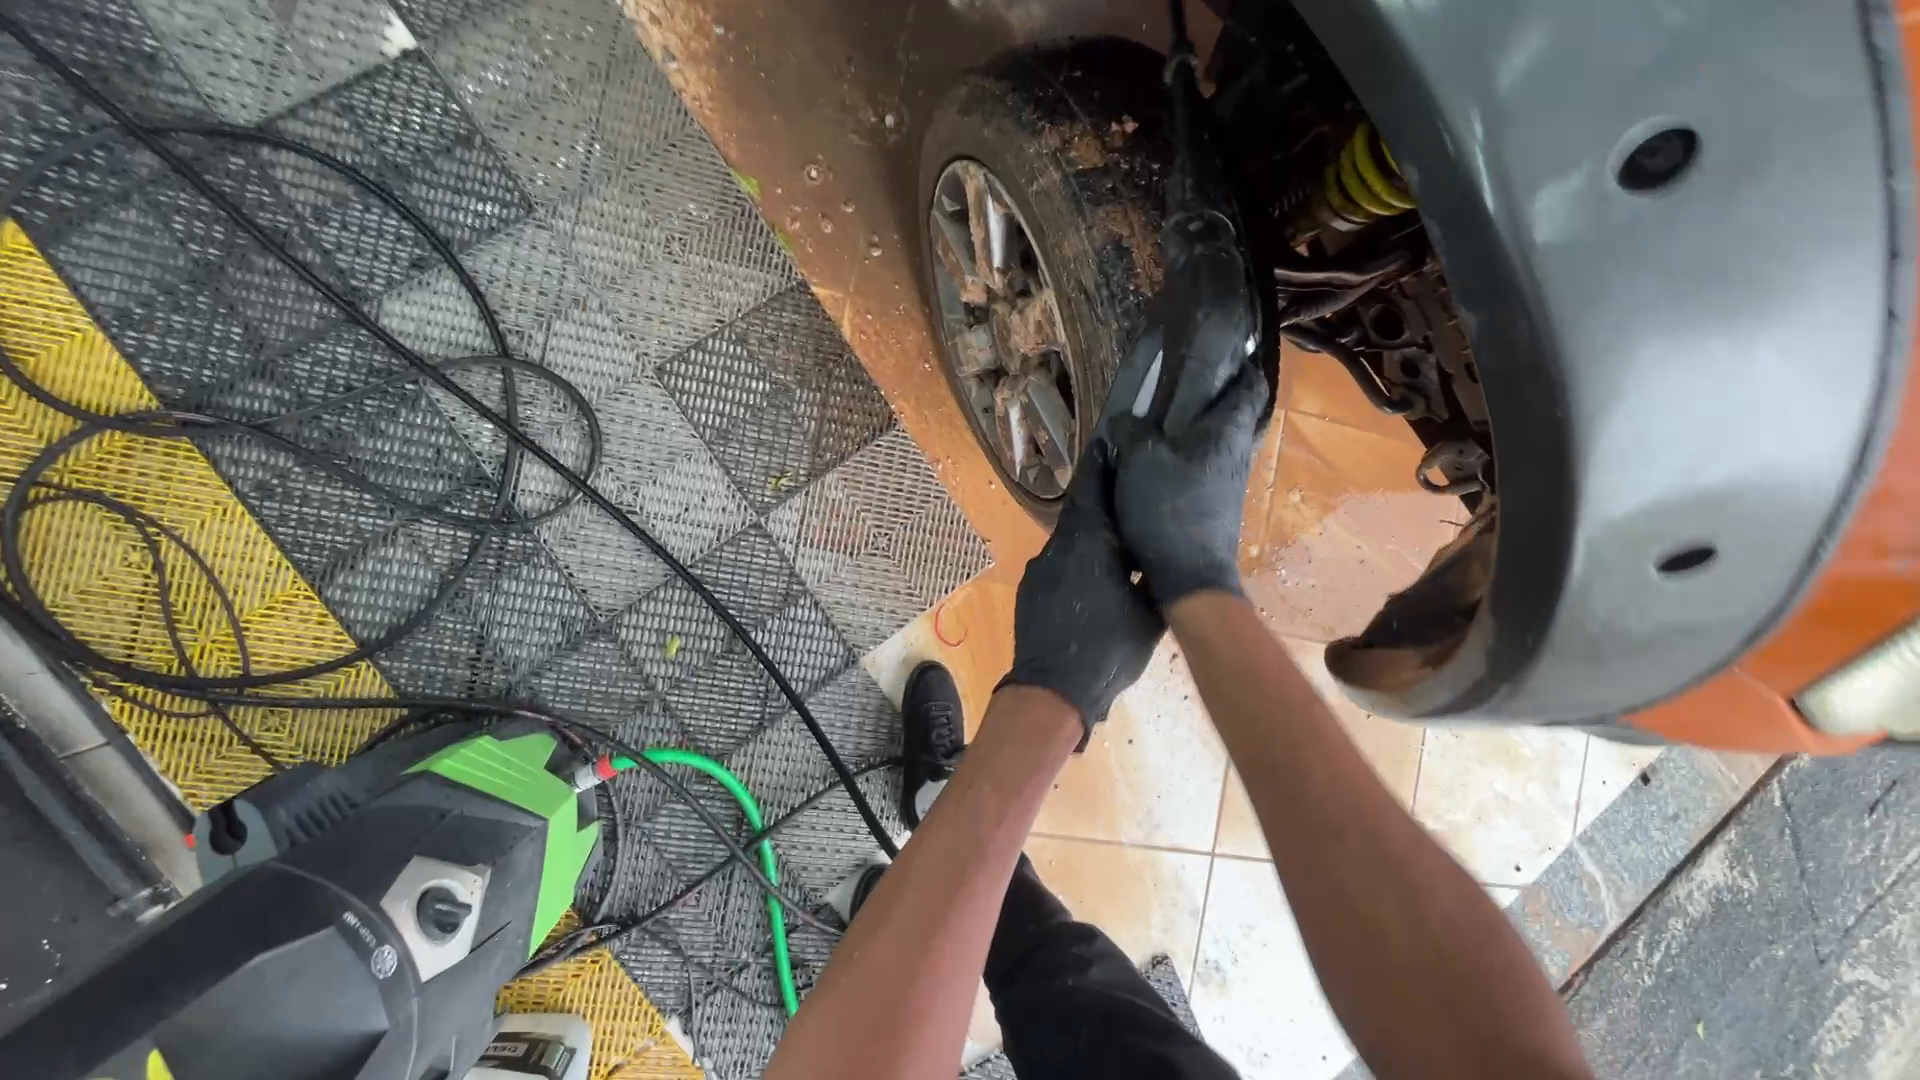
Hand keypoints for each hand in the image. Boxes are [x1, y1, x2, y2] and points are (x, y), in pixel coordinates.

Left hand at [999, 437, 1164, 744]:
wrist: (1052, 689)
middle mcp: (1057, 547)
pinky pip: (1058, 562)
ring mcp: (1039, 568)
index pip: (1094, 488)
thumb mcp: (1148, 612)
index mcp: (1088, 542)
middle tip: (1127, 491)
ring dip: (1091, 534)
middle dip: (1102, 500)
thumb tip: (1163, 559)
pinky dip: (1077, 559)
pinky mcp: (1030, 590)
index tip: (1113, 442)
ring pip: (1069, 540)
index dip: (1104, 464)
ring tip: (1117, 538)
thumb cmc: (1108, 648)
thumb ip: (1155, 578)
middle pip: (1081, 512)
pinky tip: (1094, 575)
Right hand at [1110, 361, 1269, 606]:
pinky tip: (1160, 461)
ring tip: (1162, 421)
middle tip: (1179, 384)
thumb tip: (1125, 418)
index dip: (1241, 365)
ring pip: (1219, 440)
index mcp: (1226, 430)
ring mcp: (1230, 481)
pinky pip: (1206, 465)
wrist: (1189, 575)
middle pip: (1235, 412)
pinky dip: (1189, 455)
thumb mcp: (1139, 460)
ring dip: (1197, 428)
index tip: (1222, 352)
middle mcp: (1237, 451)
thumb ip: (1131, 430)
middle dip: (1213, 395)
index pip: (1251, 385)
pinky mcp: (1217, 504)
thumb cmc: (1168, 508)